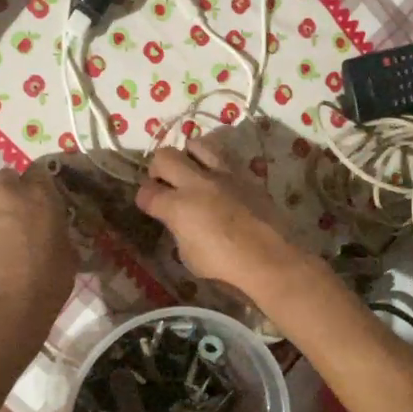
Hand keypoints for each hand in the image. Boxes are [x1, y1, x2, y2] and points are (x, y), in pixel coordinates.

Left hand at [0, 170, 77, 341]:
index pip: (40, 171)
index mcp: (39, 194)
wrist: (4, 308)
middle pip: (8, 178)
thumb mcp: (68, 253)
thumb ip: (58, 230)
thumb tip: (53, 229)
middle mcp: (8, 194)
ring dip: (0, 208)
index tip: (48, 201)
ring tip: (11, 232)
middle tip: (26, 212)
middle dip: (15, 190)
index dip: (43, 186)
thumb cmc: (47, 281)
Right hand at [137, 137, 303, 297]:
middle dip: (158, 169)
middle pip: (165, 157)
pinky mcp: (246, 175)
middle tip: (164, 182)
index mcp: (177, 206)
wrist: (268, 258)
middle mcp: (196, 183)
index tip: (148, 205)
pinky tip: (219, 180)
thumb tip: (180, 222)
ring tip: (192, 171)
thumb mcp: (189, 256)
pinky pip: (225, 157)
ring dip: (188, 156)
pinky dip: (216, 164)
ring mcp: (223, 175)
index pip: (147, 192)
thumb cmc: (224, 267)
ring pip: (197, 145)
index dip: (144, 198)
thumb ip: (179, 231)